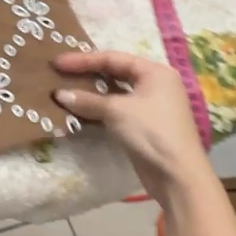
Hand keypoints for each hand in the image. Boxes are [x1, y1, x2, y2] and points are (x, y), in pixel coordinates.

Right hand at [51, 51, 211, 205]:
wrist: (178, 176)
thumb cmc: (151, 132)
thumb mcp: (116, 111)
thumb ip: (86, 99)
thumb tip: (58, 95)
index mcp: (155, 73)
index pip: (113, 58)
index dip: (83, 60)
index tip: (57, 63)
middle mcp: (155, 85)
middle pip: (114, 72)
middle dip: (87, 74)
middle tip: (60, 74)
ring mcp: (150, 106)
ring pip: (114, 92)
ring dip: (90, 92)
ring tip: (65, 91)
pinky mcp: (144, 125)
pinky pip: (116, 109)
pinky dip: (98, 108)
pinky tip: (79, 110)